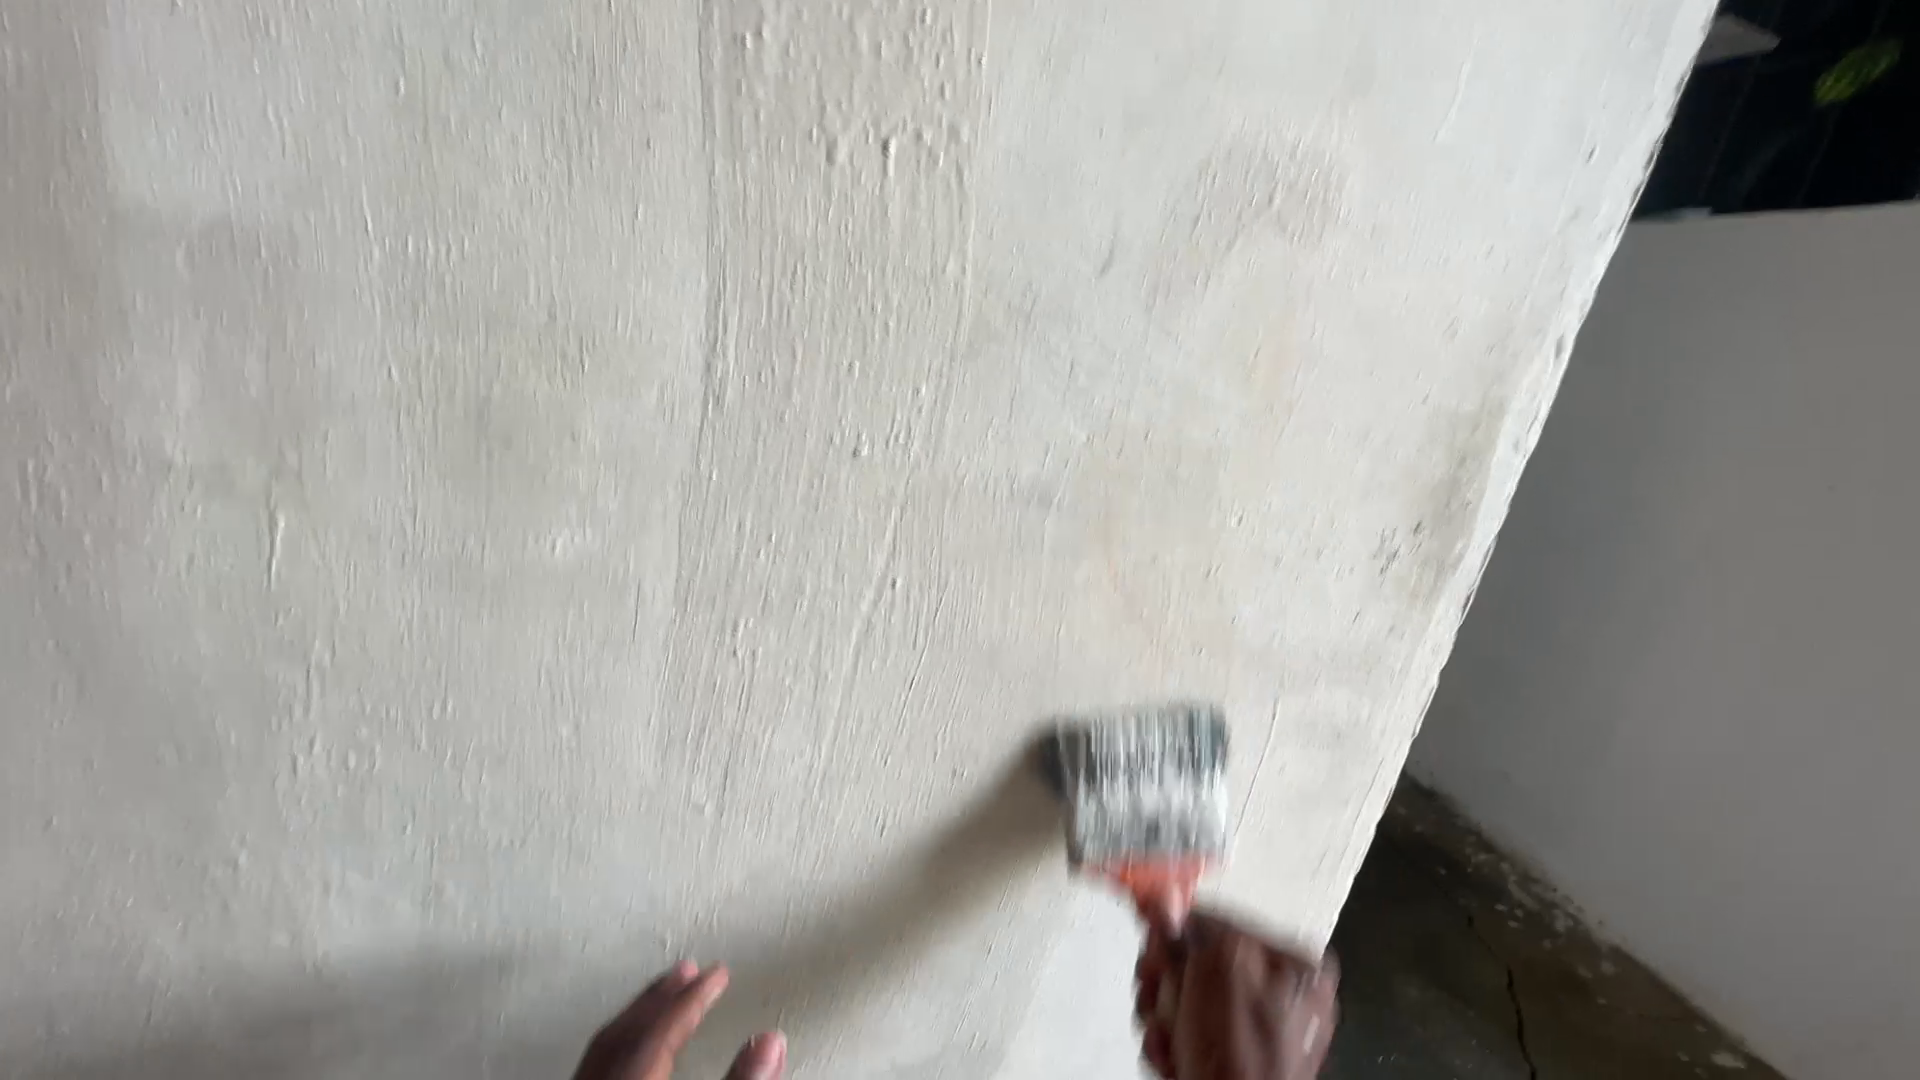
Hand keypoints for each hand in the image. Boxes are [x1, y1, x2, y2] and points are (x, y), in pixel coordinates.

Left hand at [573, 962, 786, 1079]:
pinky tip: (635, 1044)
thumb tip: (771, 1041)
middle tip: (690, 967)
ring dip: (638, 1014)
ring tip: (665, 991)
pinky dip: (620, 1042)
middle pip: (625, 1030)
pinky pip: (595, 1064)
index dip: (695, 995)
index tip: (718, 972)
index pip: (662, 1027)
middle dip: (661, 994)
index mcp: (631, 1078)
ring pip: (604, 1046)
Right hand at [1133, 911, 1338, 1079]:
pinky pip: (1182, 1025)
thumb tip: (1164, 896)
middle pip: (1194, 955)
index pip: (1217, 918)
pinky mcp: (1225, 1056)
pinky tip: (1174, 1059)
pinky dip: (1168, 1040)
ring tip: (1172, 1040)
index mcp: (1295, 963)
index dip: (1180, 932)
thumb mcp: (1220, 967)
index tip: (1158, 948)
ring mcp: (1251, 1028)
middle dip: (1167, 978)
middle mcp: (1279, 991)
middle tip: (1161, 996)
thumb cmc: (1240, 1051)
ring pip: (1180, 991)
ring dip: (1161, 1012)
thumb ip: (1194, 926)